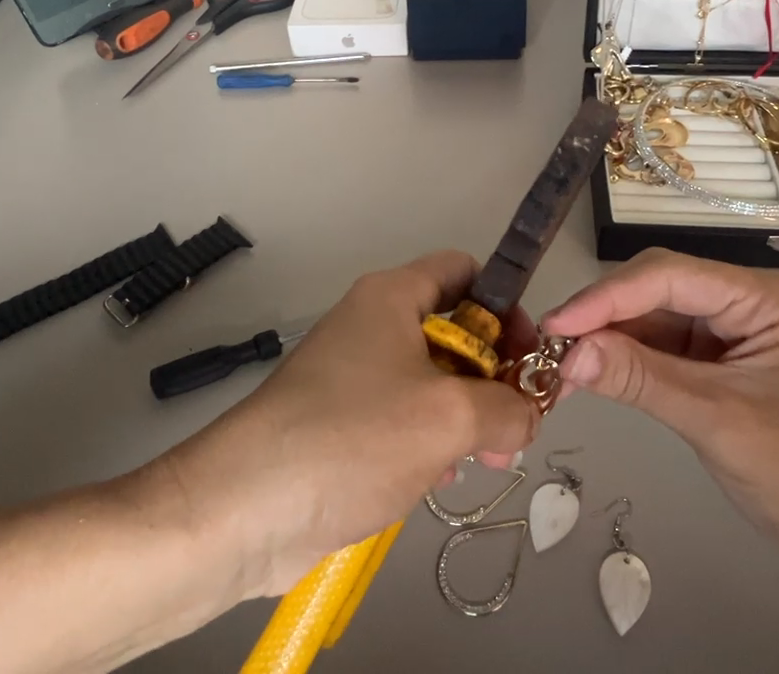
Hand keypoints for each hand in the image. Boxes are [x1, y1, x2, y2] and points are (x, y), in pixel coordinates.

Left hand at [160, 251, 540, 596]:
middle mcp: (373, 326)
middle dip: (495, 374)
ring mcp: (355, 377)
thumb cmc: (353, 437)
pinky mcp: (345, 425)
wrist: (247, 507)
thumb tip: (528, 414)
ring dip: (469, 416)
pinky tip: (442, 479)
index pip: (463, 271)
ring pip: (434, 381)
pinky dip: (433, 442)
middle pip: (455, 331)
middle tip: (518, 422)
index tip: (530, 355)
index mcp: (392, 298)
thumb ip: (508, 407)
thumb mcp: (449, 416)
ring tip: (489, 459)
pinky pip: (405, 419)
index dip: (506, 305)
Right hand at [541, 249, 778, 581]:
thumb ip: (642, 381)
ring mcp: (729, 329)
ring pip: (651, 315)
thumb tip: (569, 352)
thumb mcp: (719, 423)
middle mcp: (745, 300)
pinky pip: (657, 346)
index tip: (555, 326)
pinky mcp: (715, 359)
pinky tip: (588, 373)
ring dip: (605, 338)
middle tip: (550, 348)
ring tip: (558, 365)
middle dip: (603, 314)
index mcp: (765, 298)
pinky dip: (622, 360)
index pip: (671, 277)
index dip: (607, 297)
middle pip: (656, 287)